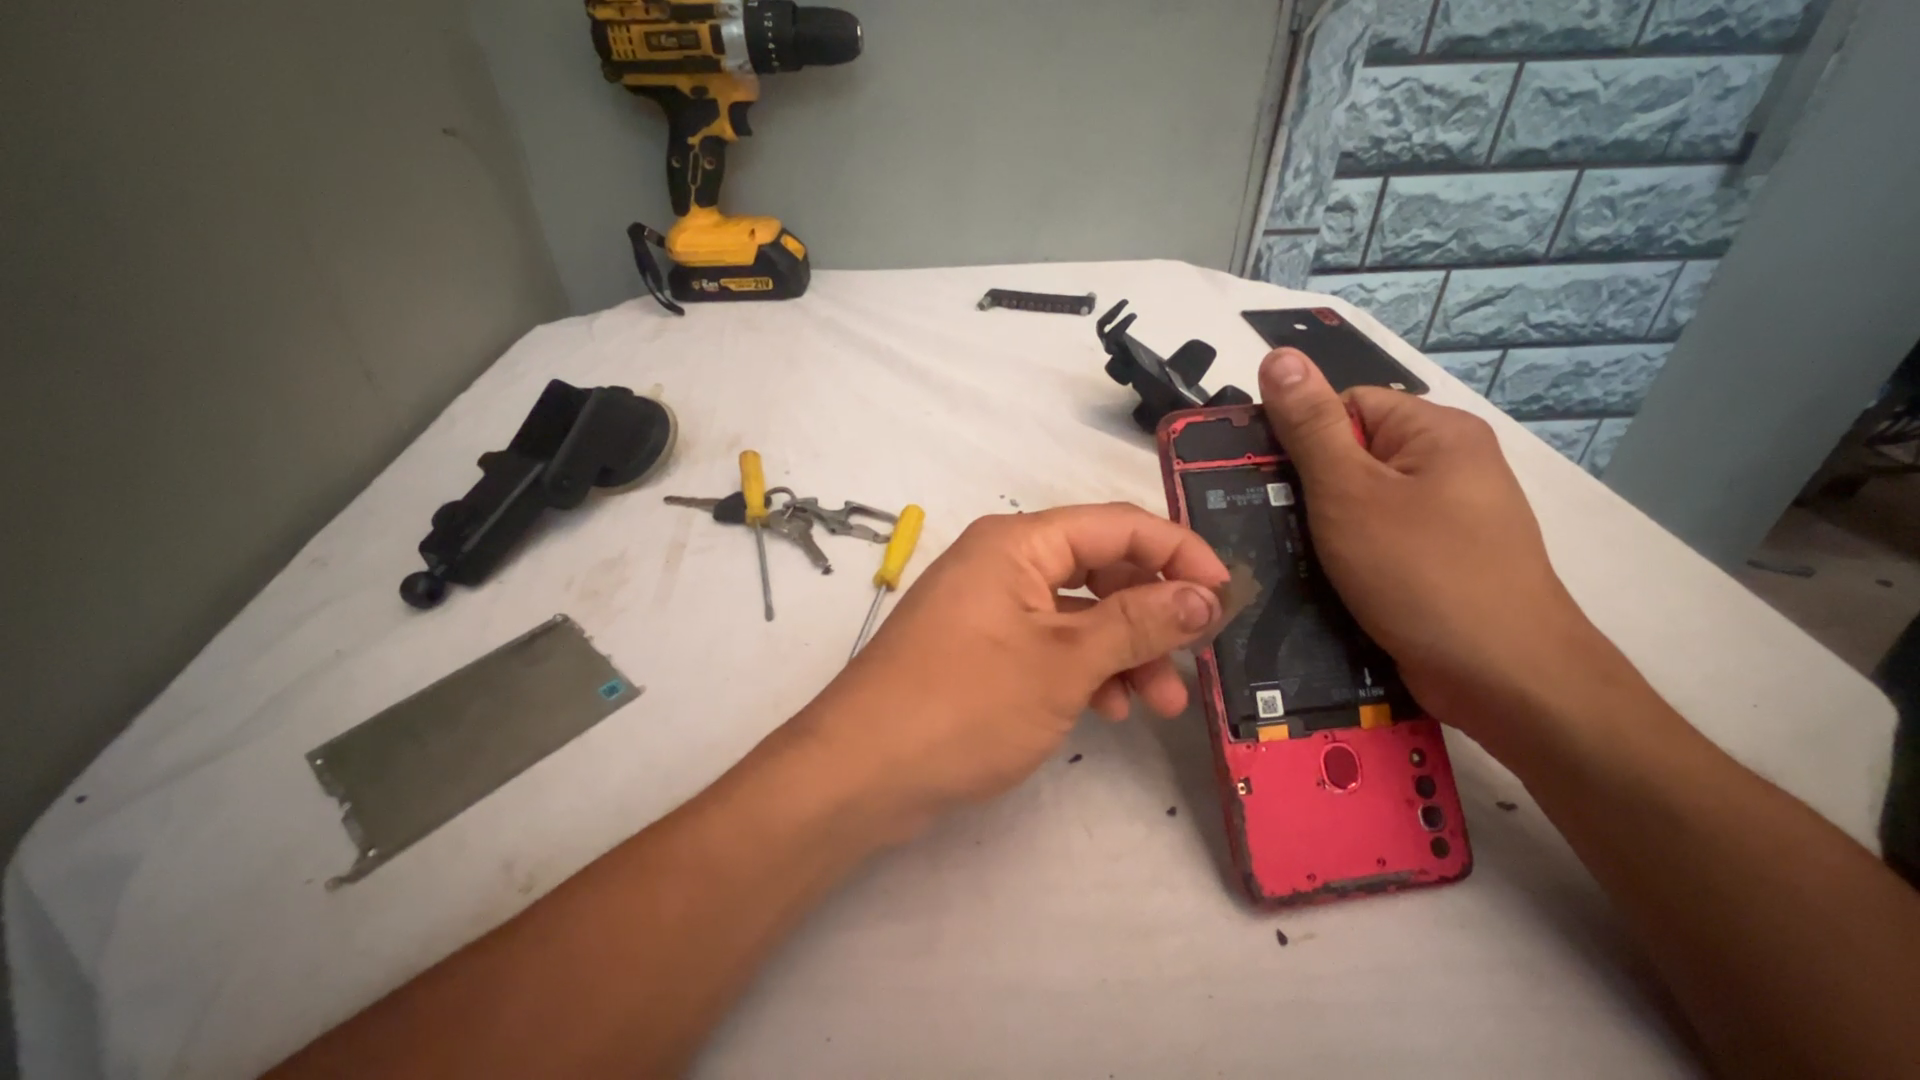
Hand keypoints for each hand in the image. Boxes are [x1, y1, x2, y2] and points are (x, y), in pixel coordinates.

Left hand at [793, 503, 1228, 827]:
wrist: (860, 773)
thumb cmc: (965, 704)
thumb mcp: (1064, 662)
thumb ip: (1139, 622)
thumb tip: (1206, 594)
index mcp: (1018, 542)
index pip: (1119, 525)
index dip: (1180, 553)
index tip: (1230, 595)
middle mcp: (1003, 563)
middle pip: (1101, 569)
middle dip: (1154, 613)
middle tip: (1198, 657)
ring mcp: (989, 609)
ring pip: (1079, 615)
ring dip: (1125, 651)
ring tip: (1160, 703)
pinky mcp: (980, 652)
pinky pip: (1049, 646)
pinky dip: (1085, 671)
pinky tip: (1108, 710)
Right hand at [1257, 347, 1612, 740]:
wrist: (1504, 677)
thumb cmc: (1421, 573)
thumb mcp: (1349, 493)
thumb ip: (1309, 426)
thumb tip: (1278, 354)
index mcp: (1436, 431)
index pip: (1345, 404)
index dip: (1298, 436)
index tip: (1263, 480)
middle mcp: (1450, 465)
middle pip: (1354, 455)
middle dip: (1307, 489)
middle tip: (1266, 523)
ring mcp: (1452, 518)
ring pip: (1363, 505)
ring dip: (1323, 529)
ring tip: (1286, 556)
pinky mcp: (1444, 564)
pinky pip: (1382, 543)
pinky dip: (1350, 558)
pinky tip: (1322, 583)